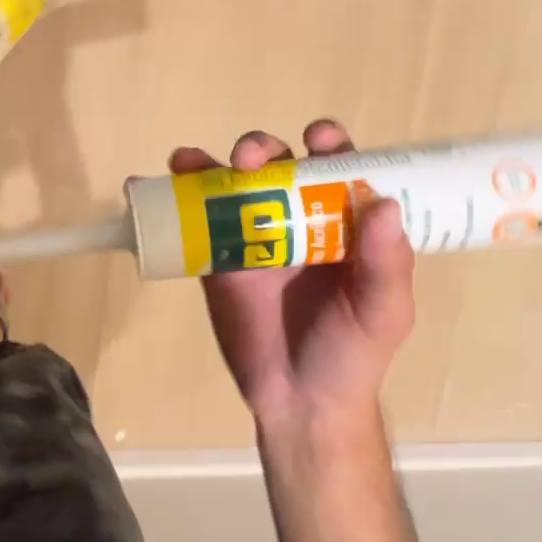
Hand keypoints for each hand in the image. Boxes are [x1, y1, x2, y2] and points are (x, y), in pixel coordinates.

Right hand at [169, 120, 415, 430]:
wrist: (297, 401)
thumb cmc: (351, 354)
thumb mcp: (383, 313)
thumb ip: (387, 264)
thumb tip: (381, 203)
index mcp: (343, 224)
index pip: (337, 169)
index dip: (329, 145)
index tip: (318, 140)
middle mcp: (297, 219)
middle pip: (278, 167)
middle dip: (261, 150)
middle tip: (248, 159)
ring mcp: (252, 237)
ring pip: (232, 185)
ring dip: (212, 163)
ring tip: (189, 161)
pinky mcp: (216, 259)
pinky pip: (195, 221)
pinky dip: (175, 196)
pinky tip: (155, 182)